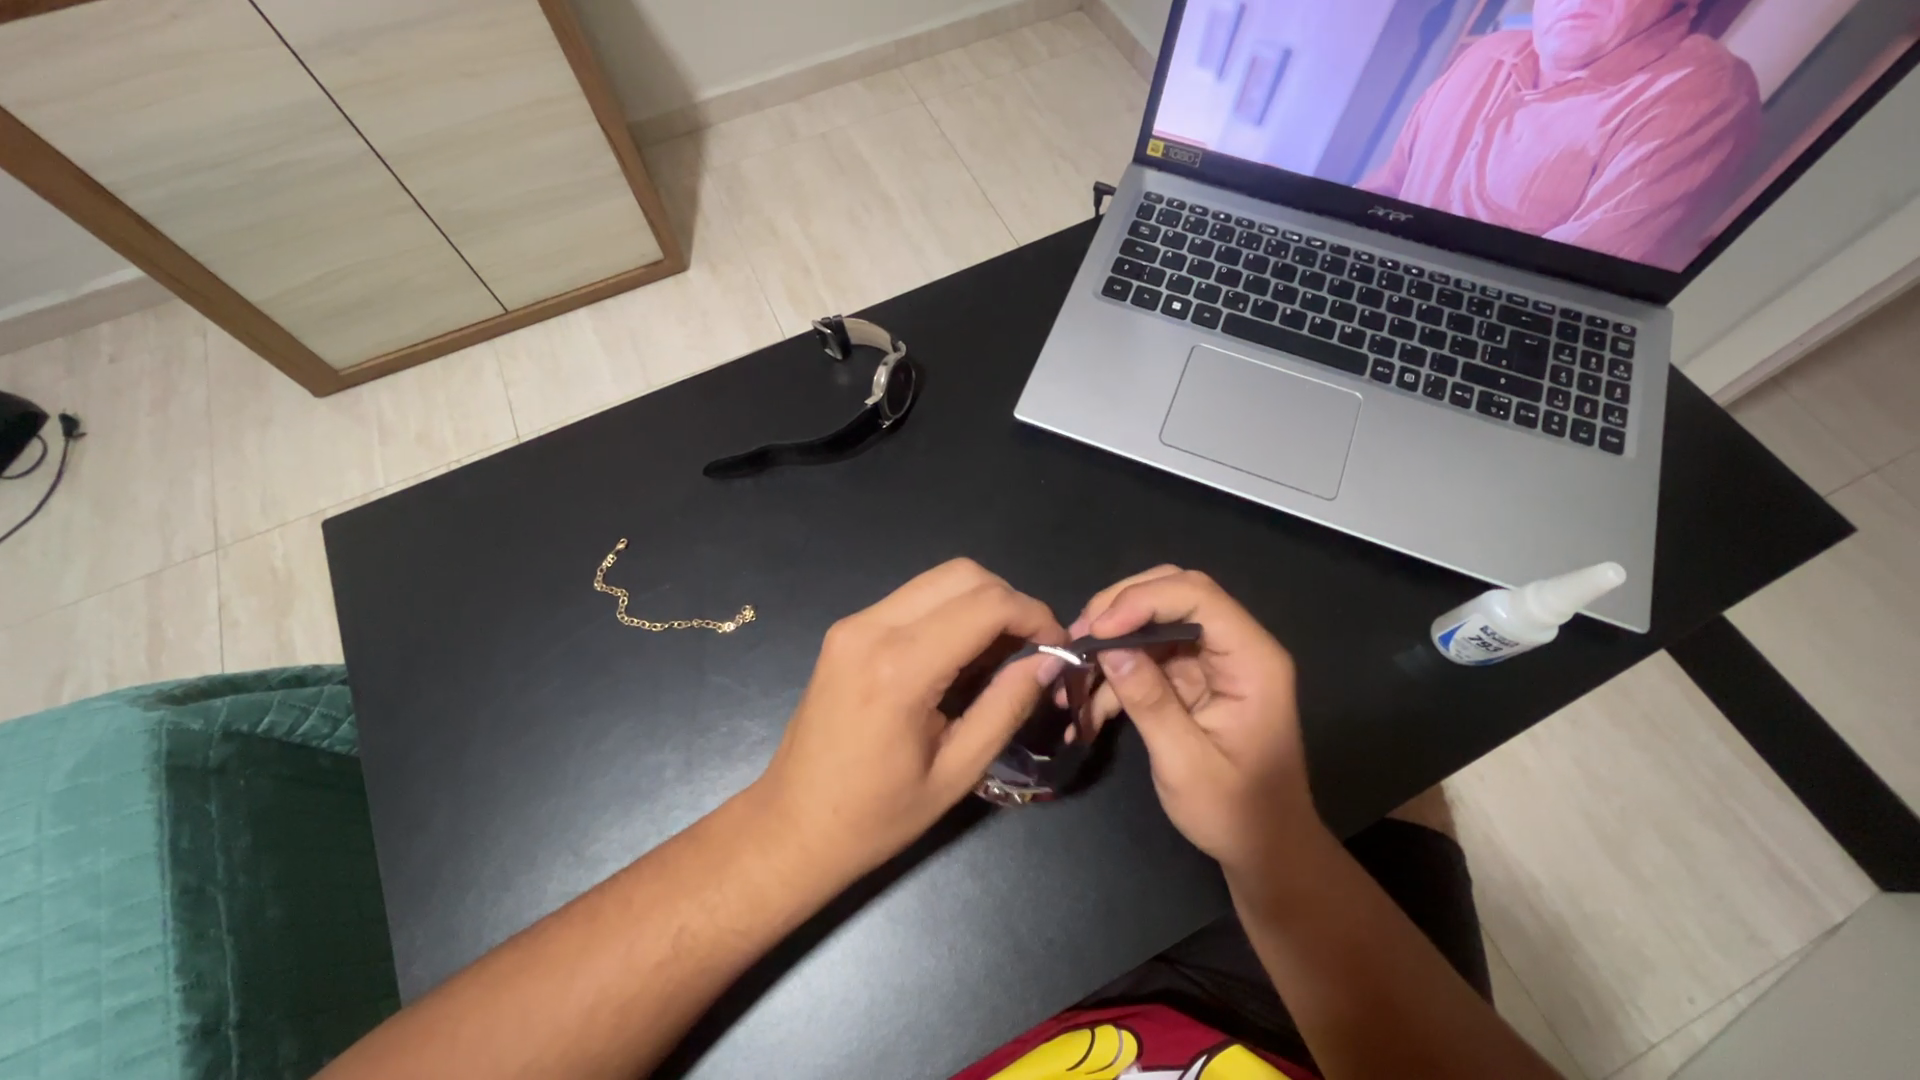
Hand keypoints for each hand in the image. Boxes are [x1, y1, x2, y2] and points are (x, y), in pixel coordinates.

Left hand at [753, 559, 1065, 876]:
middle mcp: (871, 628)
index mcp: (900, 668)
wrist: (793, 825)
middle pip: (963, 575)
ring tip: (1000, 654)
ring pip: (938, 579)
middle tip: (1031, 649)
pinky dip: (950, 611)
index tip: (1058, 646)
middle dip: (1010, 602)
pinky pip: (913, 599)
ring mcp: (853, 624)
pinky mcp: (845, 631)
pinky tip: (960, 655)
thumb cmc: (876, 814)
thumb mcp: (957, 771)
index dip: (1034, 616)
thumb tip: (1049, 661)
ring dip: (980, 603)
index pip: (987, 605)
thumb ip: (1006, 706)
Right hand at [1070, 567, 1322, 875]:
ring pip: (1156, 621)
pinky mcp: (1194, 680)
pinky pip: (1149, 656)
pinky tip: (1088, 706)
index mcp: (1252, 660)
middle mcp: (1236, 648)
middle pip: (1176, 594)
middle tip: (1077, 635)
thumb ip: (1149, 700)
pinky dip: (1117, 673)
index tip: (1096, 629)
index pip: (1198, 597)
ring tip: (1072, 675)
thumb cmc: (1236, 812)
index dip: (1142, 600)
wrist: (1266, 848)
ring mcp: (1214, 662)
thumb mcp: (1185, 762)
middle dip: (1121, 608)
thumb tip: (1109, 648)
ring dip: (1112, 643)